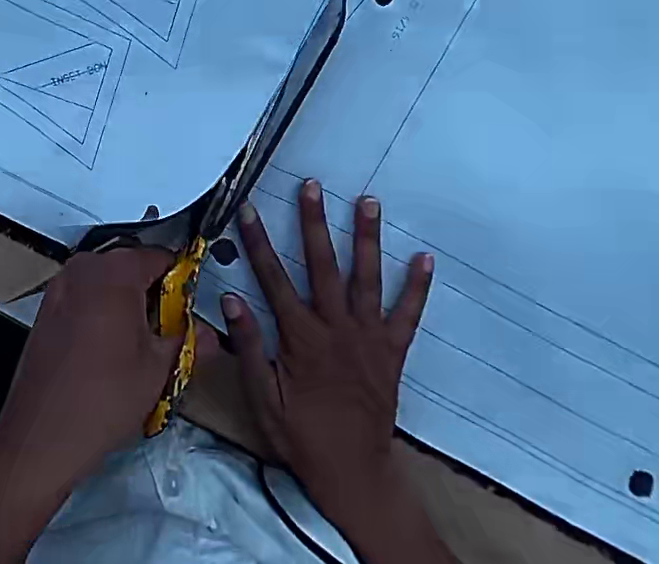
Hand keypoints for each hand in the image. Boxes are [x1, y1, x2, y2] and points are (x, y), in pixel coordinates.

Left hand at [0, 247, 184, 482]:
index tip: (188, 309)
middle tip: (164, 332)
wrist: (40, 435)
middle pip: (131, 266)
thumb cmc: (106, 397)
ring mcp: (61, 284)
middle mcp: (85, 266)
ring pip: (106, 282)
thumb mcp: (159, 368)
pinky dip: (100, 311)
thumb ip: (189, 339)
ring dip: (125, 303)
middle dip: (152, 293)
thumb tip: (209, 332)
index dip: (181, 280)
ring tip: (136, 345)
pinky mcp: (45, 306)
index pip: (160, 257)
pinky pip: (84, 296)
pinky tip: (106, 350)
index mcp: (116, 270)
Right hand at [221, 178, 451, 563]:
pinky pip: (408, 314)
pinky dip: (417, 287)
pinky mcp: (391, 351)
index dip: (258, 242)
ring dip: (366, 239)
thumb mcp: (262, 398)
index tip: (249, 210)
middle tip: (312, 187)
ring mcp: (368, 337)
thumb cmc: (301, 435)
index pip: (274, 278)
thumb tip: (234, 300)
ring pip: (367, 279)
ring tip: (369, 202)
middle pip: (323, 265)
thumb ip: (248, 347)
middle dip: (314, 222)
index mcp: (301, 338)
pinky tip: (424, 259)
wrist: (353, 472)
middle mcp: (336, 328)